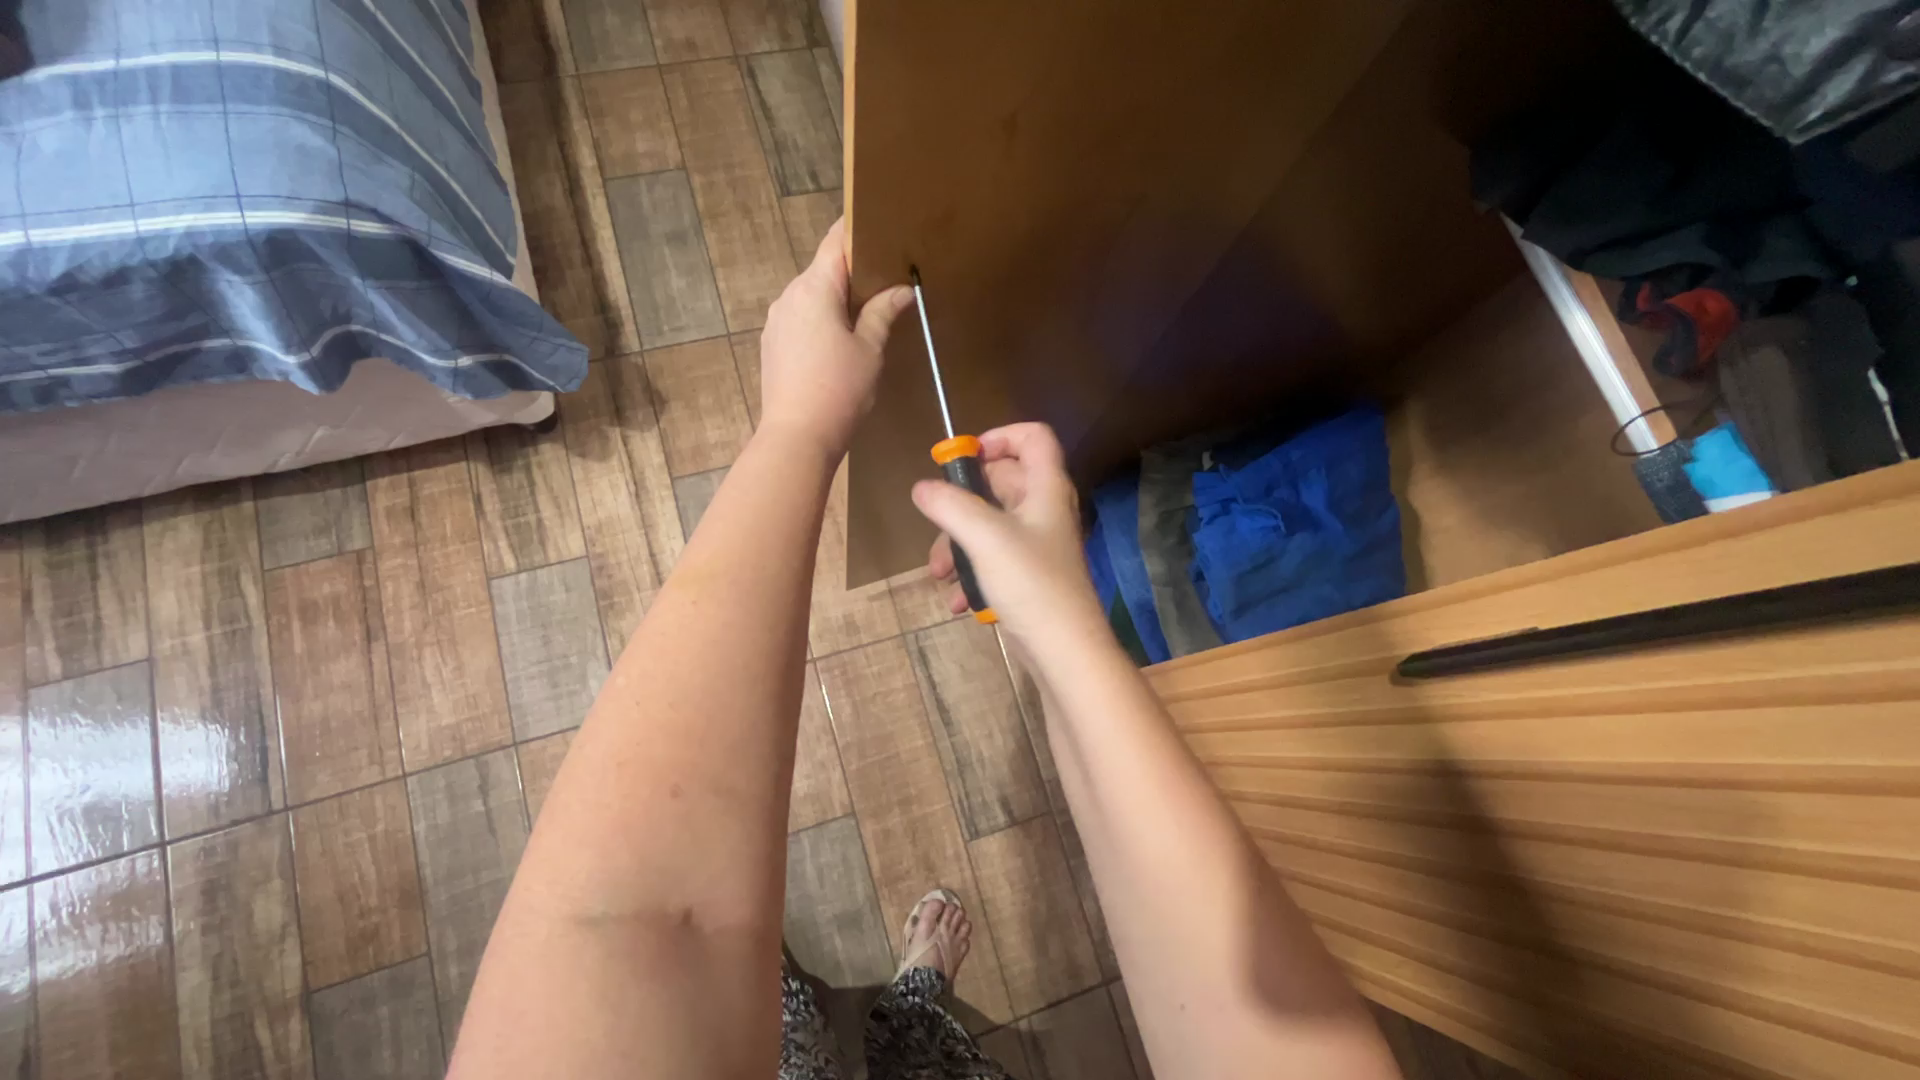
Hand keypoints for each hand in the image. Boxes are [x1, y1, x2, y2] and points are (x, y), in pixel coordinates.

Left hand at [756, 218, 914, 457]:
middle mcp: (788, 296)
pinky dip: (820, 321)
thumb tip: (902, 289)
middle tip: (885, 280)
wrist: (797, 437)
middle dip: (852, 273)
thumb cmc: (839, 391)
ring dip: (835, 300)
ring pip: (810, 297)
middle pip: (822, 270)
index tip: (881, 227)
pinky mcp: (772, 344)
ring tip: (865, 317)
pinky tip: (838, 345)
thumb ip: (882, 313)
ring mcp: (776, 321)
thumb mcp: (870, 351)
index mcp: (813, 289)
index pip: (835, 243)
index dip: (857, 232)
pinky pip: (800, 320)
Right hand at [911, 423, 1108, 653]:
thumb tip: (922, 488)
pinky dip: (972, 575)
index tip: (963, 458)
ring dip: (958, 547)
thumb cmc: (1031, 584)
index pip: (1033, 437)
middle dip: (960, 505)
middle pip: (999, 484)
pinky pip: (992, 561)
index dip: (999, 437)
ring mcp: (1036, 545)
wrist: (1065, 651)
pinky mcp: (1028, 577)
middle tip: (935, 525)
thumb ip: (950, 505)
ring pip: (988, 526)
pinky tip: (957, 602)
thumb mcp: (984, 538)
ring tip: (939, 576)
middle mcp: (1044, 510)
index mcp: (1046, 489)